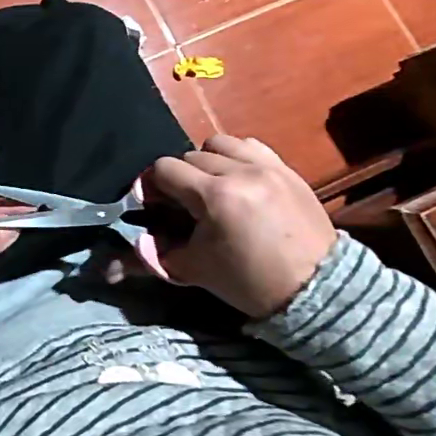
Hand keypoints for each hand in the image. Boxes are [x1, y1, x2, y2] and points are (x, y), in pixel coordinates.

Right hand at [144, 135, 336, 318]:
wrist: (315, 291)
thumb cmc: (250, 283)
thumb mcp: (196, 270)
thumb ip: (156, 255)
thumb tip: (120, 256)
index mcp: (215, 196)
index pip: (165, 169)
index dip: (150, 185)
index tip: (151, 205)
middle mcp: (241, 171)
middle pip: (190, 155)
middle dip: (178, 177)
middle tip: (180, 205)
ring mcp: (268, 166)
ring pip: (220, 143)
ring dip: (207, 161)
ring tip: (210, 189)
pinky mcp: (287, 169)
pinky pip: (251, 146)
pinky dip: (237, 158)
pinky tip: (238, 181)